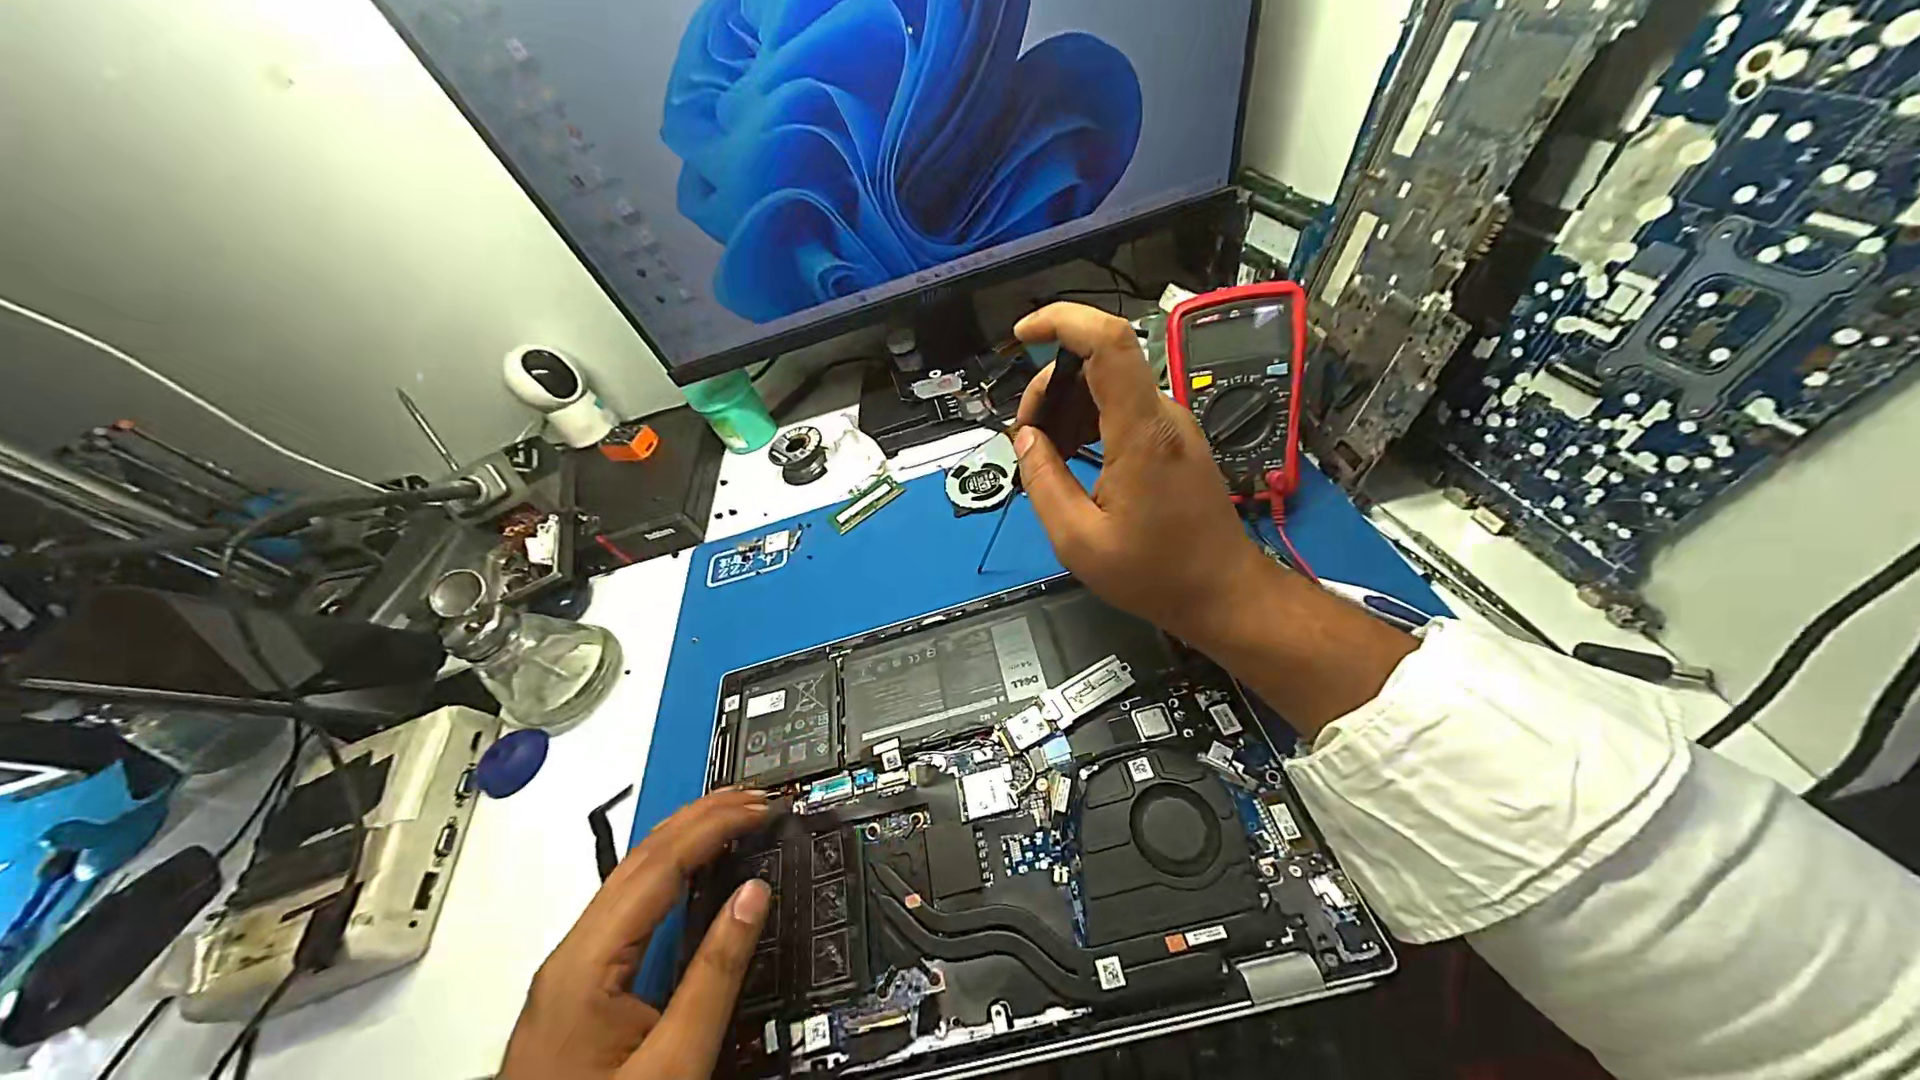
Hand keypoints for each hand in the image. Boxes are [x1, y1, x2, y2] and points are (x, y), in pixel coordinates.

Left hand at [500, 788, 772, 1079]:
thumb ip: (716, 974)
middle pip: (641, 857)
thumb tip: (752, 898)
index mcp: (587, 964)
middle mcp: (573, 955)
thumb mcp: (673, 1064)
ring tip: (730, 815)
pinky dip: (672, 867)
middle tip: (750, 797)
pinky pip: (632, 901)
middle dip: (700, 816)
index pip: (659, 865)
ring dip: (686, 835)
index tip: (756, 808)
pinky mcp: (583, 983)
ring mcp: (573, 967)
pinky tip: (694, 865)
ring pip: (633, 874)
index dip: (713, 826)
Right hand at [1012, 303, 1415, 733]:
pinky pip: (1123, 410)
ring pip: (1108, 387)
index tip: (1022, 332)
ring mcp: (1173, 425)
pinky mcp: (1175, 440)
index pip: (1108, 342)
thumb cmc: (1155, 573)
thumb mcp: (1078, 540)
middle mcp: (1163, 415)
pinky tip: (1073, 457)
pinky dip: (1088, 422)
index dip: (1062, 320)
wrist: (1223, 592)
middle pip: (1098, 363)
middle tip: (1026, 438)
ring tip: (1047, 455)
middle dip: (1048, 387)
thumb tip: (1026, 439)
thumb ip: (1043, 482)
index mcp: (1141, 432)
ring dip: (1067, 408)